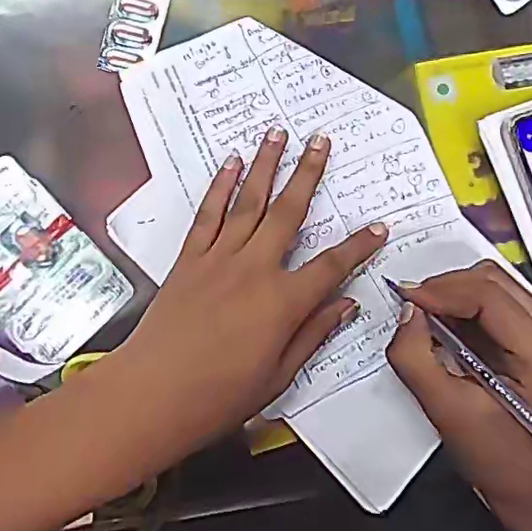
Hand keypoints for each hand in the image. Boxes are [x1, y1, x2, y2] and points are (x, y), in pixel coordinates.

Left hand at [115, 128, 388, 437]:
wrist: (153, 392)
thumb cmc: (217, 396)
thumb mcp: (278, 375)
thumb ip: (313, 334)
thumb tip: (344, 306)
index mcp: (282, 303)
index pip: (331, 266)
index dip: (358, 247)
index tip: (378, 227)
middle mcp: (253, 270)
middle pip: (287, 213)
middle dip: (308, 174)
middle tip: (320, 141)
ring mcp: (217, 260)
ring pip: (247, 203)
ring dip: (265, 166)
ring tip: (276, 134)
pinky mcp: (188, 260)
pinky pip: (207, 216)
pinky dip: (220, 188)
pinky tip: (229, 165)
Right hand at [385, 262, 531, 501]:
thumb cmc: (513, 476)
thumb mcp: (453, 418)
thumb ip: (419, 361)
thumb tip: (407, 316)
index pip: (488, 296)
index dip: (440, 290)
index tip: (406, 299)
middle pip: (499, 282)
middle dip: (448, 286)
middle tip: (414, 304)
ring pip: (506, 293)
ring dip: (461, 296)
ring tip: (428, 317)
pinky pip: (510, 315)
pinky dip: (474, 313)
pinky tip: (452, 333)